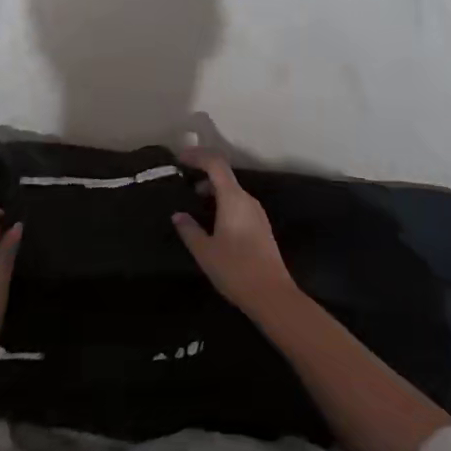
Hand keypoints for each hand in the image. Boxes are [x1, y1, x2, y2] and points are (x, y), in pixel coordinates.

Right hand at [172, 148, 296, 316]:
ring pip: (232, 189)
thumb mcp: (205, 251)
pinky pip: (238, 202)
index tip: (180, 159)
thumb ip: (190, 230)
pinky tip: (212, 219)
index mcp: (233, 198)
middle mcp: (247, 199)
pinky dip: (222, 200)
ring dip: (213, 188)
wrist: (272, 295)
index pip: (216, 163)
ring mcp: (257, 212)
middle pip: (225, 174)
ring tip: (194, 200)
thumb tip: (178, 215)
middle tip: (184, 179)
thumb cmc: (235, 270)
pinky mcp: (261, 225)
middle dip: (203, 171)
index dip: (197, 156)